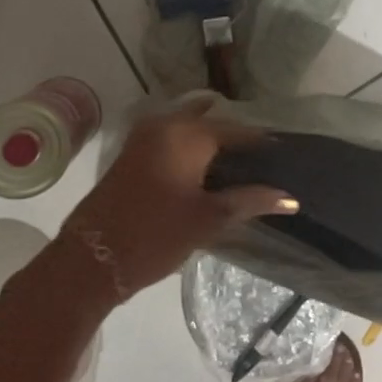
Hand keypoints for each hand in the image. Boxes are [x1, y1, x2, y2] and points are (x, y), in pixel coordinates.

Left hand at [59, 97, 295, 298]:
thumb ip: (251, 201)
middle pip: (213, 123)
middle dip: (236, 138)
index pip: (238, 130)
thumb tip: (291, 198)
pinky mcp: (132, 153)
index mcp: (189, 133)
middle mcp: (167, 124)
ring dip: (213, 141)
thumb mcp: (209, 219)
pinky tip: (205, 172)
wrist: (90, 259)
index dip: (262, 143)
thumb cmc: (155, 234)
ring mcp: (145, 136)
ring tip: (237, 168)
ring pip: (190, 127)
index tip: (283, 157)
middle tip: (261, 162)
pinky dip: (192, 147)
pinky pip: (172, 138)